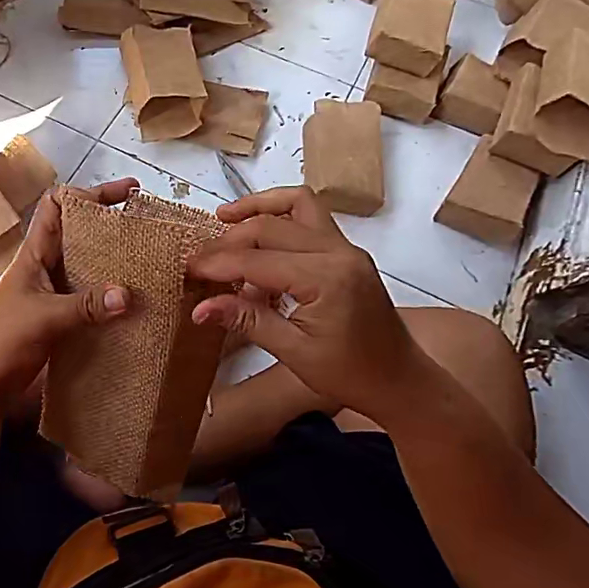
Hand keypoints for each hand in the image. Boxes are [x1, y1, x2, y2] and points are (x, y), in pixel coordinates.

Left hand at [0, 178, 136, 397]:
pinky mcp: (58, 318)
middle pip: (79, 234)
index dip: (88, 193)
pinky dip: (109, 296)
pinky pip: (88, 297)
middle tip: (148, 224)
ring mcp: (51, 293)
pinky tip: (133, 303)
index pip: (58, 206)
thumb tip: (128, 294)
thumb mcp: (43, 317)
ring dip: (113, 261)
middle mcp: (44, 268)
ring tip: (149, 261)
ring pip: (86, 266)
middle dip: (111, 225)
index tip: (125, 194)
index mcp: (34, 255)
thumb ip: (85, 306)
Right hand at [186, 186, 432, 418]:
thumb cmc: (350, 374)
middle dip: (229, 240)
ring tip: (224, 218)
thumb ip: (246, 320)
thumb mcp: (292, 351)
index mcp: (327, 279)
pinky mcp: (346, 252)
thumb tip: (200, 309)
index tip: (188, 269)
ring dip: (258, 208)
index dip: (217, 264)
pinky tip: (258, 233)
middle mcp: (339, 253)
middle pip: (271, 226)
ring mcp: (346, 249)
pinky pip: (310, 218)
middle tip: (199, 259)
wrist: (400, 381)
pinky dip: (280, 218)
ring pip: (296, 205)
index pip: (257, 260)